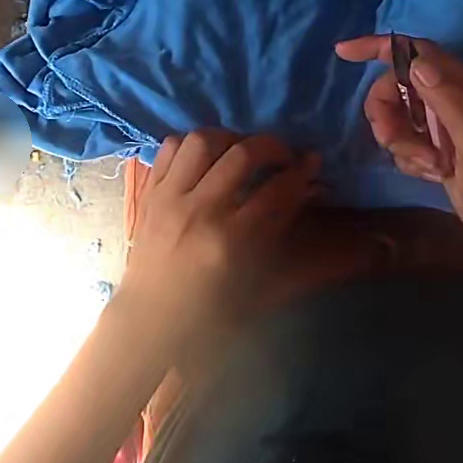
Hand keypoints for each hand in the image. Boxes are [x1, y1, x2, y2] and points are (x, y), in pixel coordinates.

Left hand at [118, 131, 319, 339]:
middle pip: (243, 154)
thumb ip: (285, 232)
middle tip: (283, 155)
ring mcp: (169, 198)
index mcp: (231, 242)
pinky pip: (170, 147)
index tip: (312, 163)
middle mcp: (199, 211)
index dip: (302, 172)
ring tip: (242, 151)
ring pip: (203, 140)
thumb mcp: (260, 283)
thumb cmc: (211, 314)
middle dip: (273, 147)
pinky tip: (207, 157)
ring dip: (230, 139)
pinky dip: (192, 145)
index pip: (277, 191)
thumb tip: (311, 189)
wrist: (150, 323)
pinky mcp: (150, 193)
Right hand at [335, 36, 462, 264]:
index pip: (417, 52)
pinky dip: (408, 157)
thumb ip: (451, 102)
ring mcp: (445, 126)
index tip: (343, 53)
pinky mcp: (438, 149)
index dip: (379, 47)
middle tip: (394, 143)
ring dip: (399, 140)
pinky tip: (432, 175)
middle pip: (397, 86)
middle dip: (387, 112)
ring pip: (397, 114)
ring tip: (426, 165)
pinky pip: (404, 140)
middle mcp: (454, 102)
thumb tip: (417, 62)